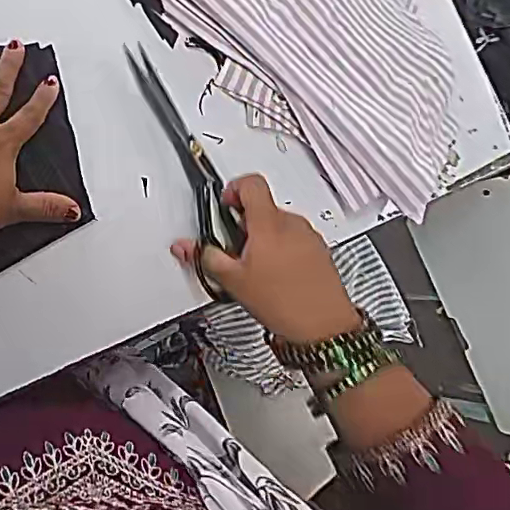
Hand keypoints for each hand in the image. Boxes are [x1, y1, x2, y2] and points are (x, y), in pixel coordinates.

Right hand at [171, 174, 359, 342]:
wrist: (323, 326)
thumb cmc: (285, 303)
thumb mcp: (233, 281)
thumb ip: (206, 257)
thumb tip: (186, 247)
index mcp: (268, 224)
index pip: (251, 183)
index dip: (233, 189)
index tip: (225, 205)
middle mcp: (291, 224)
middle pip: (262, 206)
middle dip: (243, 224)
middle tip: (234, 248)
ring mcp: (308, 235)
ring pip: (278, 224)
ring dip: (262, 238)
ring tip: (254, 266)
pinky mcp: (318, 249)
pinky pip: (294, 238)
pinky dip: (280, 248)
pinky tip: (274, 275)